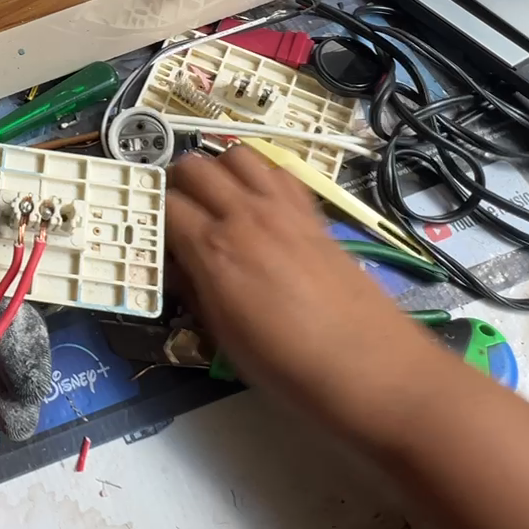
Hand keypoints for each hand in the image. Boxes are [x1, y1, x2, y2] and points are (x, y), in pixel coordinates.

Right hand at [165, 146, 444, 433]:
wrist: (378, 374)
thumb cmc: (291, 370)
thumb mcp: (224, 338)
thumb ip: (194, 290)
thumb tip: (176, 264)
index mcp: (215, 250)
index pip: (164, 203)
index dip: (150, 213)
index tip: (150, 232)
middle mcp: (245, 216)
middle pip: (193, 166)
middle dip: (176, 183)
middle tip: (177, 212)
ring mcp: (283, 209)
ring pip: (236, 154)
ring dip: (218, 169)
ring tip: (217, 200)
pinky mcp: (314, 214)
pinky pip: (278, 170)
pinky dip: (260, 175)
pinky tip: (259, 204)